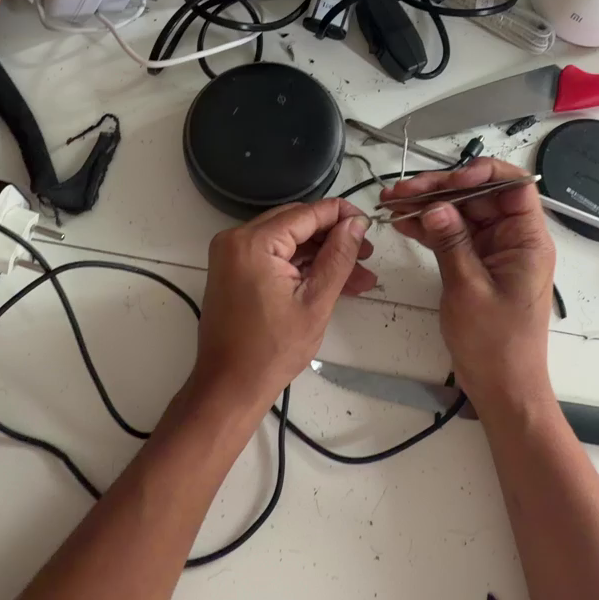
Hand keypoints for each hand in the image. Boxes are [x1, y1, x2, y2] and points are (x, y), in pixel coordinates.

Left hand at [192, 199, 376, 411]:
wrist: (229, 386)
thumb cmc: (272, 350)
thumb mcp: (315, 302)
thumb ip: (338, 257)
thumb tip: (356, 224)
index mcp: (254, 242)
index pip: (307, 213)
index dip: (342, 215)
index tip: (369, 225)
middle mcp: (237, 239)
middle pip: (297, 223)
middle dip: (334, 238)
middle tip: (367, 255)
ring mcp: (232, 254)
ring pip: (288, 241)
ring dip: (320, 255)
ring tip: (358, 276)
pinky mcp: (233, 269)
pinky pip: (273, 256)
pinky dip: (300, 266)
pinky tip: (331, 281)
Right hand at [383, 158, 555, 416]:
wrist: (502, 389)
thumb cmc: (497, 344)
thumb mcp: (469, 289)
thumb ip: (451, 243)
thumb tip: (434, 206)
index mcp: (526, 239)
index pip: (513, 186)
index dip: (483, 173)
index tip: (449, 179)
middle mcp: (512, 238)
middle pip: (478, 195)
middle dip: (440, 188)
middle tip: (402, 191)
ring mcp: (493, 251)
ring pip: (460, 212)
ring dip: (427, 205)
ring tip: (392, 201)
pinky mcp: (475, 264)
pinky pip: (451, 234)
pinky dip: (428, 227)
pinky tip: (402, 222)